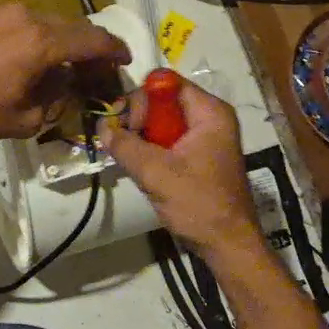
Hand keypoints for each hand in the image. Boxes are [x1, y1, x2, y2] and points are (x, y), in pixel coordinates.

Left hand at [0, 2, 131, 147]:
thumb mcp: (27, 119)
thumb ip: (58, 97)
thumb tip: (69, 82)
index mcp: (41, 40)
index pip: (92, 39)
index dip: (114, 50)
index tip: (126, 61)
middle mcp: (26, 15)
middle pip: (72, 27)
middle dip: (90, 48)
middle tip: (98, 71)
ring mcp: (2, 11)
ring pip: (49, 23)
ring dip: (64, 42)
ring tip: (67, 68)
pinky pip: (25, 23)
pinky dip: (40, 38)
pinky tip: (36, 60)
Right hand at [101, 78, 262, 254]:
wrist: (227, 245)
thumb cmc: (199, 204)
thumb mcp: (156, 173)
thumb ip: (125, 146)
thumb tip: (101, 127)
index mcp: (209, 112)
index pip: (166, 82)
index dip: (142, 99)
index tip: (128, 126)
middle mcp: (209, 118)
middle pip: (162, 100)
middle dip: (138, 120)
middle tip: (125, 146)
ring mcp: (204, 137)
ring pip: (160, 122)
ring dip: (142, 139)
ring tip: (132, 161)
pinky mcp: (197, 156)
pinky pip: (166, 140)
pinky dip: (151, 151)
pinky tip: (144, 170)